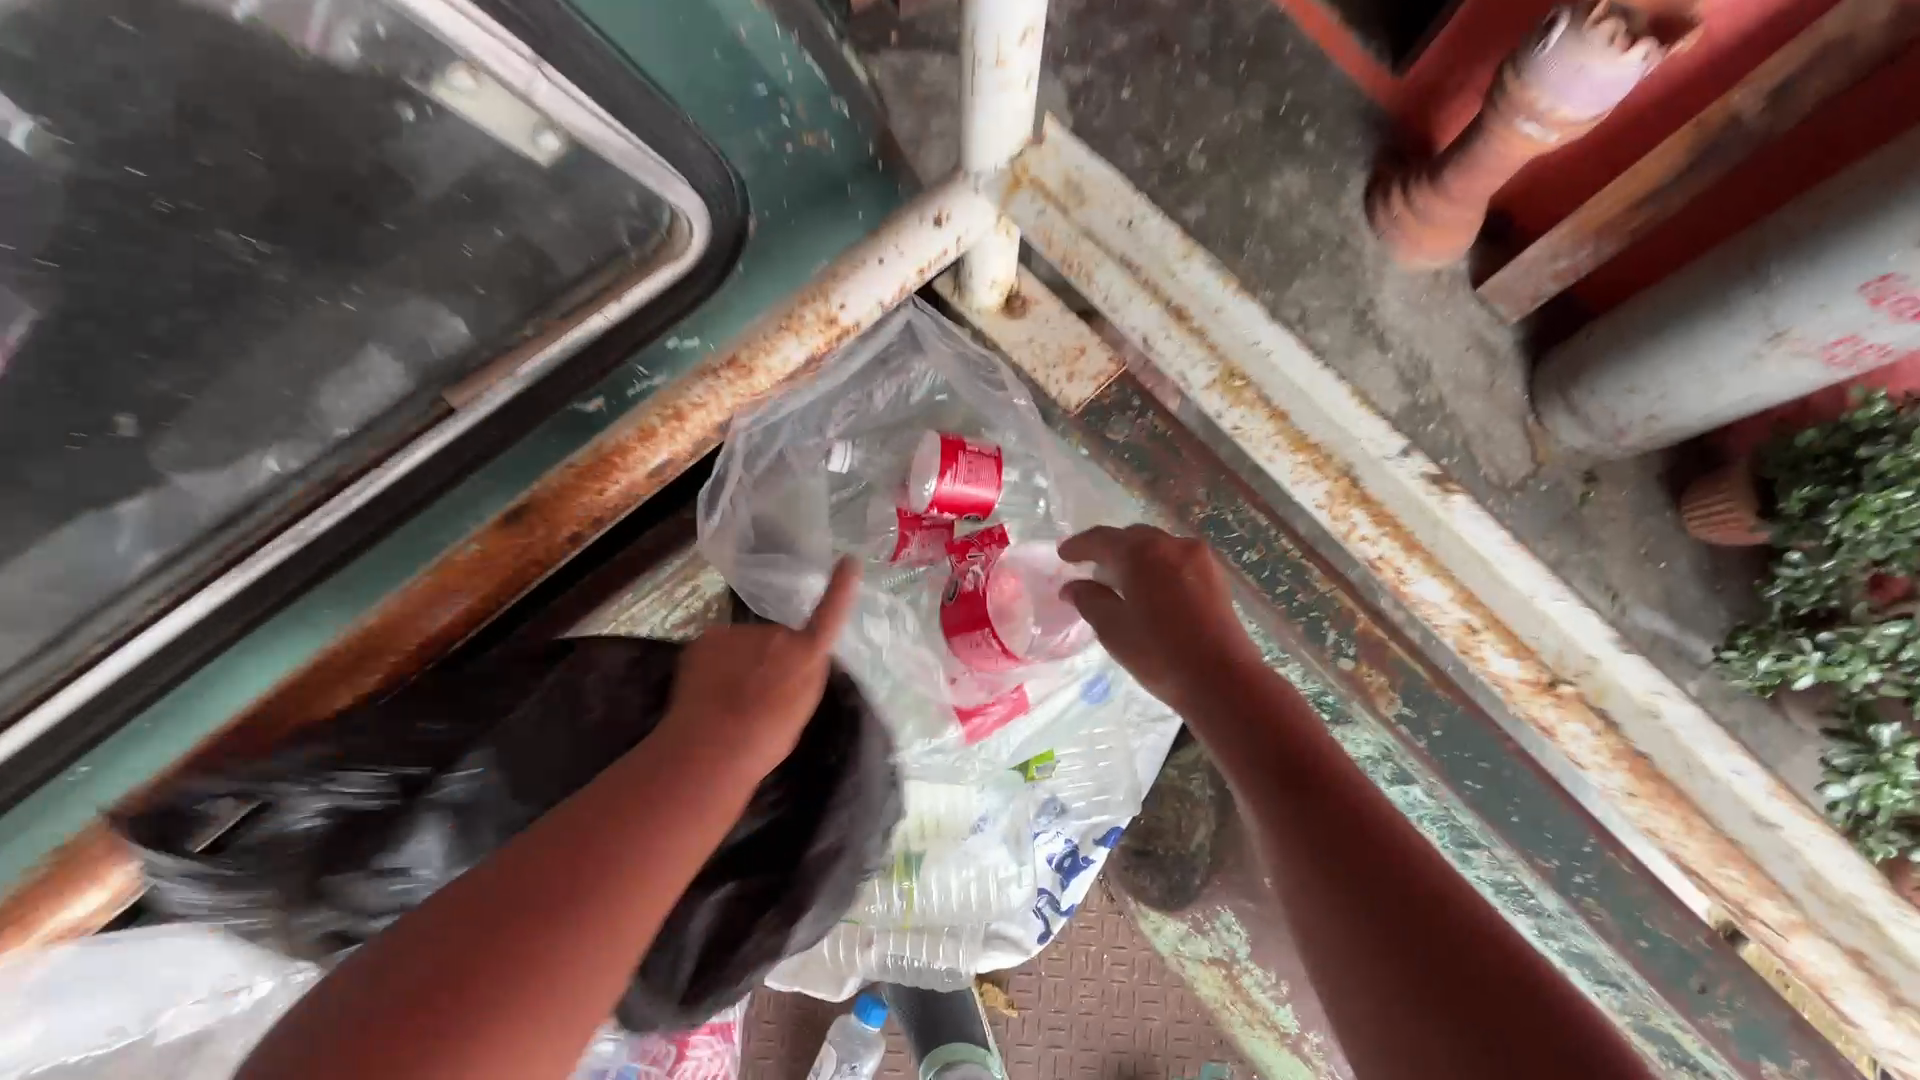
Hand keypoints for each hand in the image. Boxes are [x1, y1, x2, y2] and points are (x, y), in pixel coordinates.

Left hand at [655, 559, 860, 781]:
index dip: (841, 588)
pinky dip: (716, 664)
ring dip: (742, 662)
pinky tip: (709, 691)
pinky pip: (719, 648)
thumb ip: (805, 675)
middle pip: (778, 639)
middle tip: (759, 694)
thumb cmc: (764, 740)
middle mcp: (776, 634)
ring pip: (745, 644)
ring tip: (730, 698)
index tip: (849, 561)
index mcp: (806, 655)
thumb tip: (800, 660)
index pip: (829, 614)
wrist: (710, 747)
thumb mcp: (801, 708)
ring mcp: (739, 632)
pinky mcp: (708, 638)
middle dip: (771, 658)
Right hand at [1058, 525, 1261, 708]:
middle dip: (1110, 549)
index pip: (1102, 539)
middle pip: (1132, 538)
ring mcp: (1198, 558)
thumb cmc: (1159, 654)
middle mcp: (1171, 545)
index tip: (1063, 554)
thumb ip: (1089, 600)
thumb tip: (1073, 586)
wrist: (1222, 679)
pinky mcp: (1215, 575)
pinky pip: (1177, 560)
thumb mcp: (1113, 629)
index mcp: (1141, 553)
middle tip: (1091, 568)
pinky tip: (1151, 589)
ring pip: (1157, 547)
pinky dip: (1157, 566)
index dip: (1079, 546)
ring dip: (1135, 557)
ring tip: (1121, 580)